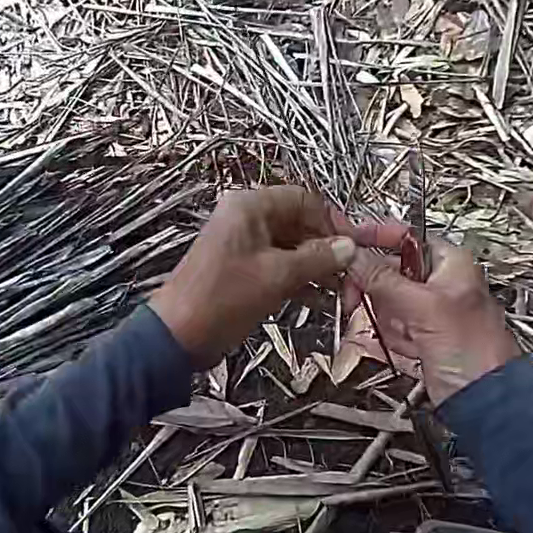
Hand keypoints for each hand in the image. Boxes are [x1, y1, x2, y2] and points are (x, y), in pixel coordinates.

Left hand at [150, 187, 357, 367]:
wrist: (180, 335)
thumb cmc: (225, 297)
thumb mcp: (278, 275)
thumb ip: (318, 257)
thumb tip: (349, 247)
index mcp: (249, 206)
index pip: (302, 198)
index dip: (330, 220)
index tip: (352, 245)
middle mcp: (245, 218)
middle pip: (297, 221)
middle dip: (324, 246)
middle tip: (348, 271)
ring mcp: (241, 243)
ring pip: (289, 245)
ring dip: (314, 264)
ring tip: (338, 287)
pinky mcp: (240, 268)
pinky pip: (276, 263)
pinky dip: (296, 277)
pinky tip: (317, 297)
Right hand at [343, 222, 521, 403]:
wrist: (485, 403)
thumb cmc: (474, 353)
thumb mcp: (422, 307)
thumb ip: (382, 278)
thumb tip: (352, 255)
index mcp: (450, 263)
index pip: (404, 237)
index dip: (375, 238)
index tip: (348, 243)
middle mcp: (439, 282)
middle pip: (387, 271)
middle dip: (378, 293)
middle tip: (358, 301)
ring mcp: (429, 310)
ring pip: (384, 301)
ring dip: (388, 321)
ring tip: (409, 336)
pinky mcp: (421, 335)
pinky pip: (390, 326)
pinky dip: (394, 338)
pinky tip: (412, 349)